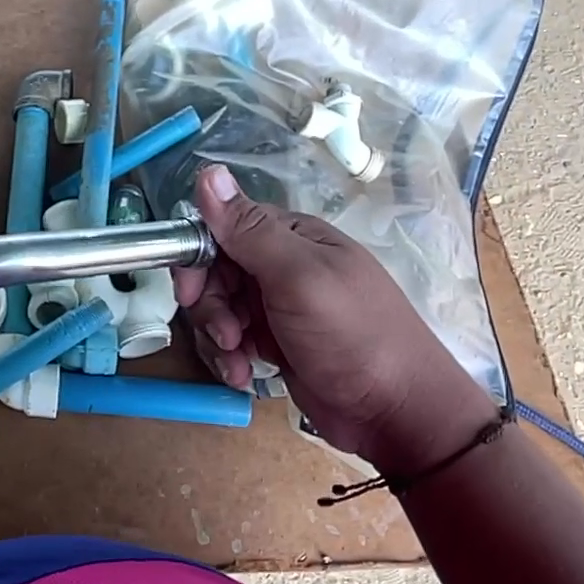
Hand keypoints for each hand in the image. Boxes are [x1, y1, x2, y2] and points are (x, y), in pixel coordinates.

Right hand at [173, 164, 497, 475]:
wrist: (395, 411)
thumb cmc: (351, 335)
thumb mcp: (298, 277)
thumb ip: (249, 230)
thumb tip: (208, 171)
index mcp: (290, 237)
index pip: (221, 229)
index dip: (197, 259)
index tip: (189, 293)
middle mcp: (280, 266)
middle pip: (213, 273)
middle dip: (209, 307)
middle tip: (227, 335)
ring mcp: (276, 307)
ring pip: (217, 309)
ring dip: (216, 338)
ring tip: (239, 362)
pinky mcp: (274, 343)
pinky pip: (231, 341)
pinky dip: (229, 358)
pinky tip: (244, 376)